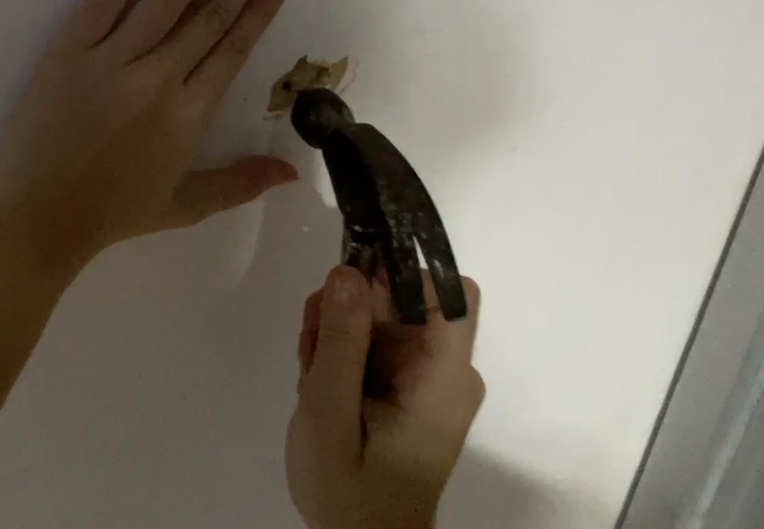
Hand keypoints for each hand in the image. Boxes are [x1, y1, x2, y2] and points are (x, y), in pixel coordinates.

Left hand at [0, 0, 296, 269]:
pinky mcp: (70, 50)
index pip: (232, 49)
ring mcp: (112, 61)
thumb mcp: (183, 206)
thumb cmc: (110, 213)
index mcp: (189, 117)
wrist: (36, 217)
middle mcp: (158, 80)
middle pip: (209, 13)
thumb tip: (293, 170)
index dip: (260, 9)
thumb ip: (239, 183)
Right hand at [286, 265, 484, 528]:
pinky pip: (373, 336)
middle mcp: (445, 370)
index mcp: (443, 379)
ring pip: (379, 312)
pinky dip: (341, 348)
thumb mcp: (329, 414)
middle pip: (401, 298)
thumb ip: (340, 341)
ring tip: (313, 376)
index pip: (451, 294)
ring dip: (336, 330)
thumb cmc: (348, 491)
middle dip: (348, 309)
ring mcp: (426, 375)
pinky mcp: (408, 382)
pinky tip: (321, 381)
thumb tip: (349, 270)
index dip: (403, 275)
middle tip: (312, 348)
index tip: (351, 289)